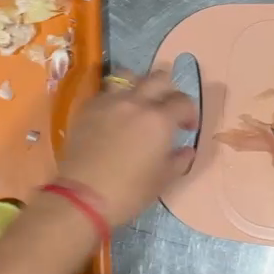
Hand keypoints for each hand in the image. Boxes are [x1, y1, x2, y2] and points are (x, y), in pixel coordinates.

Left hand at [53, 68, 196, 226]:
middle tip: (167, 109)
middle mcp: (136, 102)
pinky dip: (116, 98)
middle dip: (168, 90)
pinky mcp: (88, 107)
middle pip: (158, 78)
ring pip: (129, 77)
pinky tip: (114, 115)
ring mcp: (109, 102)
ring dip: (139, 85)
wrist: (83, 196)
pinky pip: (106, 92)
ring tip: (139, 103)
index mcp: (160, 119)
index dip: (190, 113)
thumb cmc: (129, 192)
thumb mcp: (162, 180)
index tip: (187, 128)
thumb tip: (187, 150)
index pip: (183, 101)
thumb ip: (179, 160)